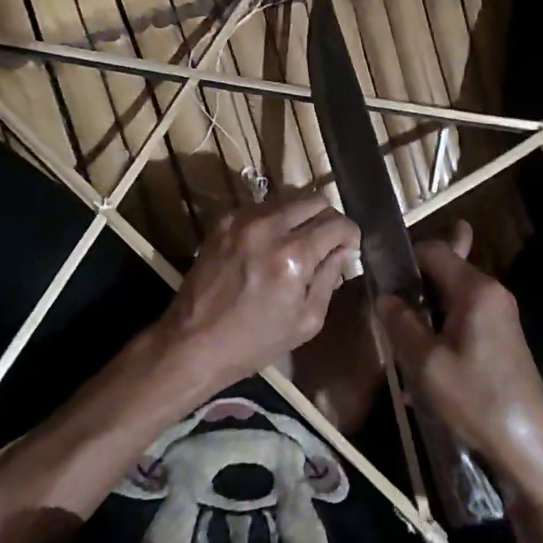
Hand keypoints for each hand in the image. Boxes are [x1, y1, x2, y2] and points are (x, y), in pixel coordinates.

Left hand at [152, 191, 359, 402]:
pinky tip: (273, 243)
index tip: (349, 250)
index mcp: (293, 256)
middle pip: (317, 200)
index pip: (338, 224)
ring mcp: (243, 221)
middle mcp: (269, 229)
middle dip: (330, 220)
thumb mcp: (308, 320)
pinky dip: (277, 219)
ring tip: (300, 241)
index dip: (351, 236)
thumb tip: (343, 252)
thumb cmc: (255, 341)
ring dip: (303, 216)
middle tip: (328, 243)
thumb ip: (330, 278)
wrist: (191, 344)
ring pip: (291, 197)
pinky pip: (264, 207)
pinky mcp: (224, 223)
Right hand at [377, 223, 542, 500]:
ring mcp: (501, 314)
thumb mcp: (426, 363)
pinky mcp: (502, 336)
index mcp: (477, 288)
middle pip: (445, 273)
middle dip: (414, 290)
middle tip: (386, 317)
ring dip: (426, 316)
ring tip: (400, 344)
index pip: (435, 250)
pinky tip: (425, 363)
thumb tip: (385, 296)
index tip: (379, 281)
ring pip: (452, 300)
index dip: (404, 259)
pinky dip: (443, 332)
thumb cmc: (475, 397)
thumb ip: (402, 323)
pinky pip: (465, 320)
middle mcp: (493, 292)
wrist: (526, 440)